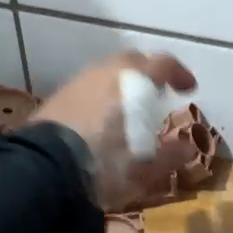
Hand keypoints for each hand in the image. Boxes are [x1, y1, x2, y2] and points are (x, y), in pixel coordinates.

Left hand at [32, 50, 198, 209]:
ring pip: (107, 73)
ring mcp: (77, 82)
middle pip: (132, 62)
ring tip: (131, 109)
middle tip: (159, 95)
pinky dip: (102, 97)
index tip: (189, 89)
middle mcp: (104, 72)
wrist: (43, 171)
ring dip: (123, 86)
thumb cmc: (104, 164)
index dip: (179, 74)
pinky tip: (102, 121)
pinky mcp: (57, 98)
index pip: (162, 64)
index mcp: (131, 80)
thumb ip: (170, 155)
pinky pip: (88, 89)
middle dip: (149, 75)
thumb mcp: (144, 168)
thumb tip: (188, 147)